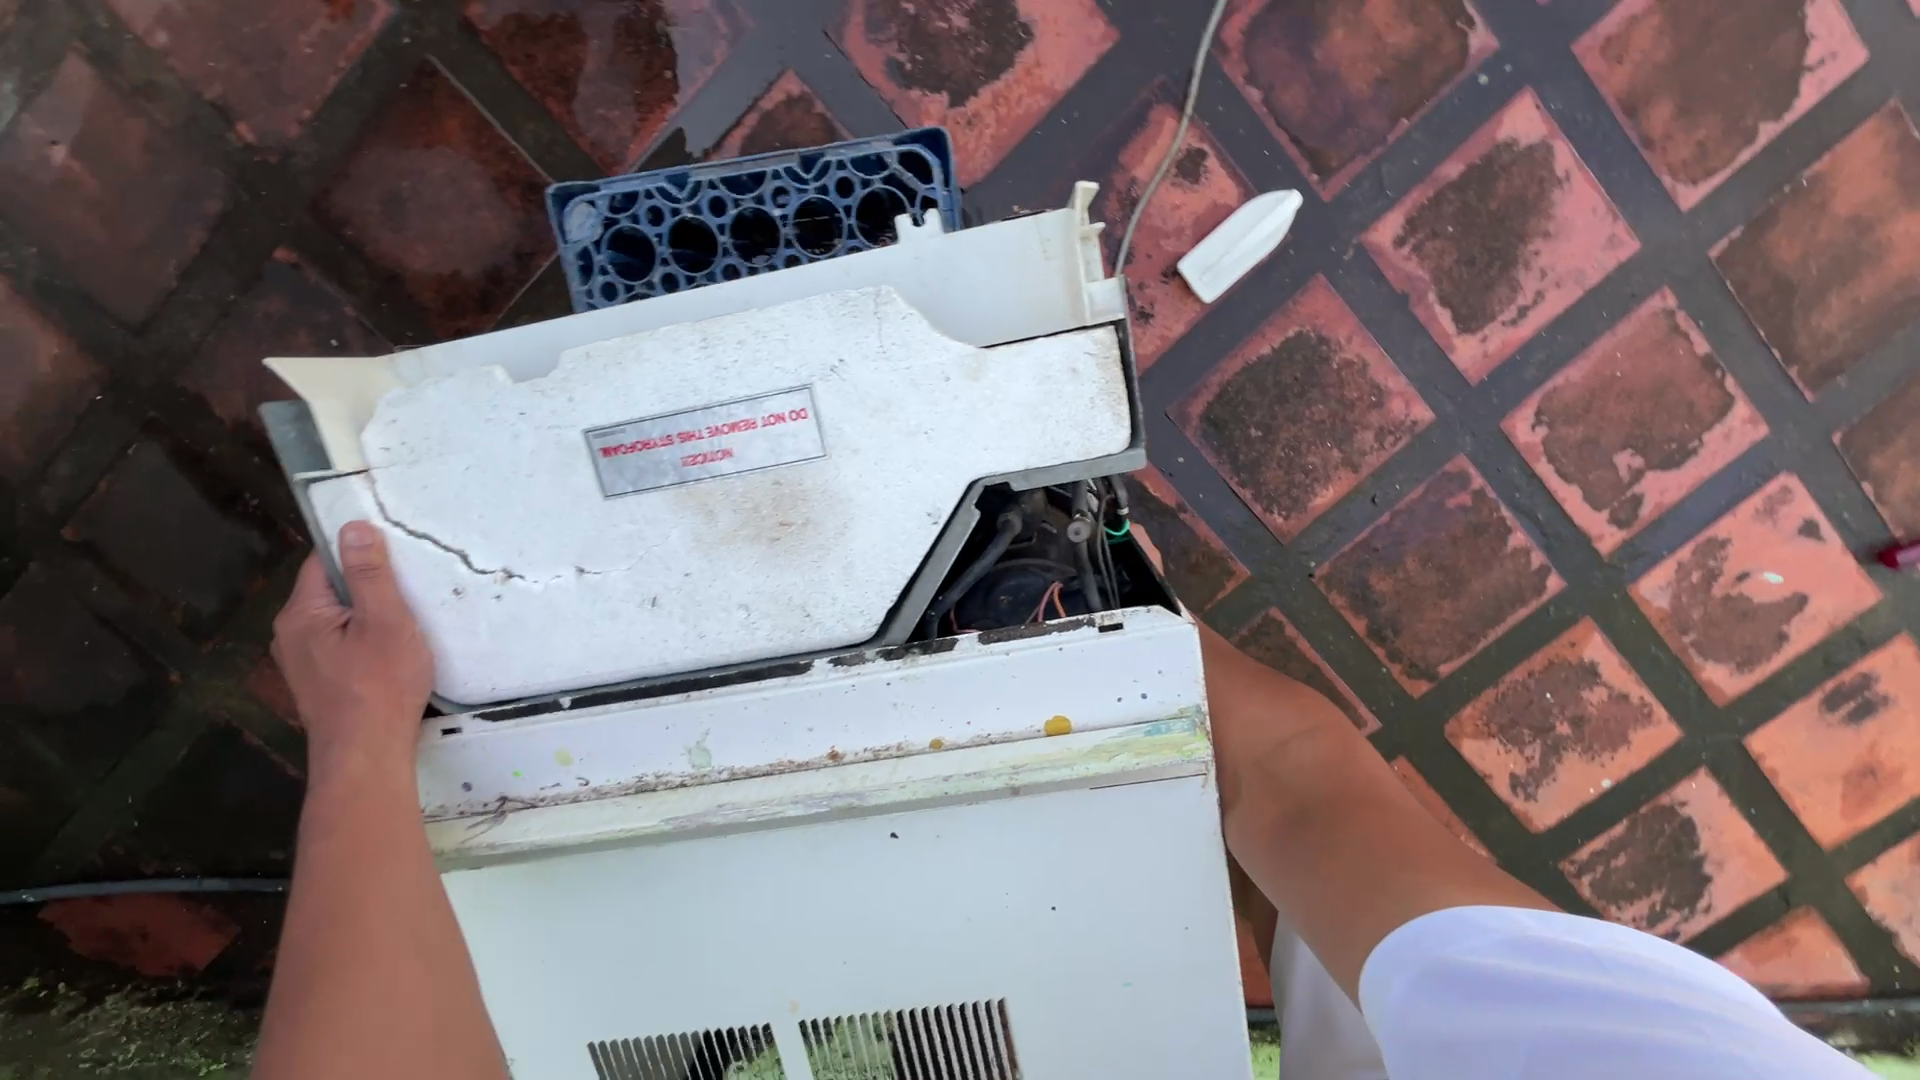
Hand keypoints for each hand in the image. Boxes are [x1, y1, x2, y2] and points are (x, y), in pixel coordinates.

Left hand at [272, 521, 433, 779]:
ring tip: (408, 615)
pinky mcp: (318, 681)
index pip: (324, 562)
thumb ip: (370, 575)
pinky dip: (365, 637)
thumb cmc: (380, 683)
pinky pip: (341, 643)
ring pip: (337, 619)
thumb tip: (354, 527)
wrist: (366, 751)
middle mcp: (290, 633)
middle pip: (331, 591)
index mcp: (301, 613)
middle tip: (412, 584)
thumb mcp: (386, 621)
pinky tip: (393, 648)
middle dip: (367, 584)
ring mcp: (302, 660)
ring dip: (368, 613)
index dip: (358, 551)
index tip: (396, 550)